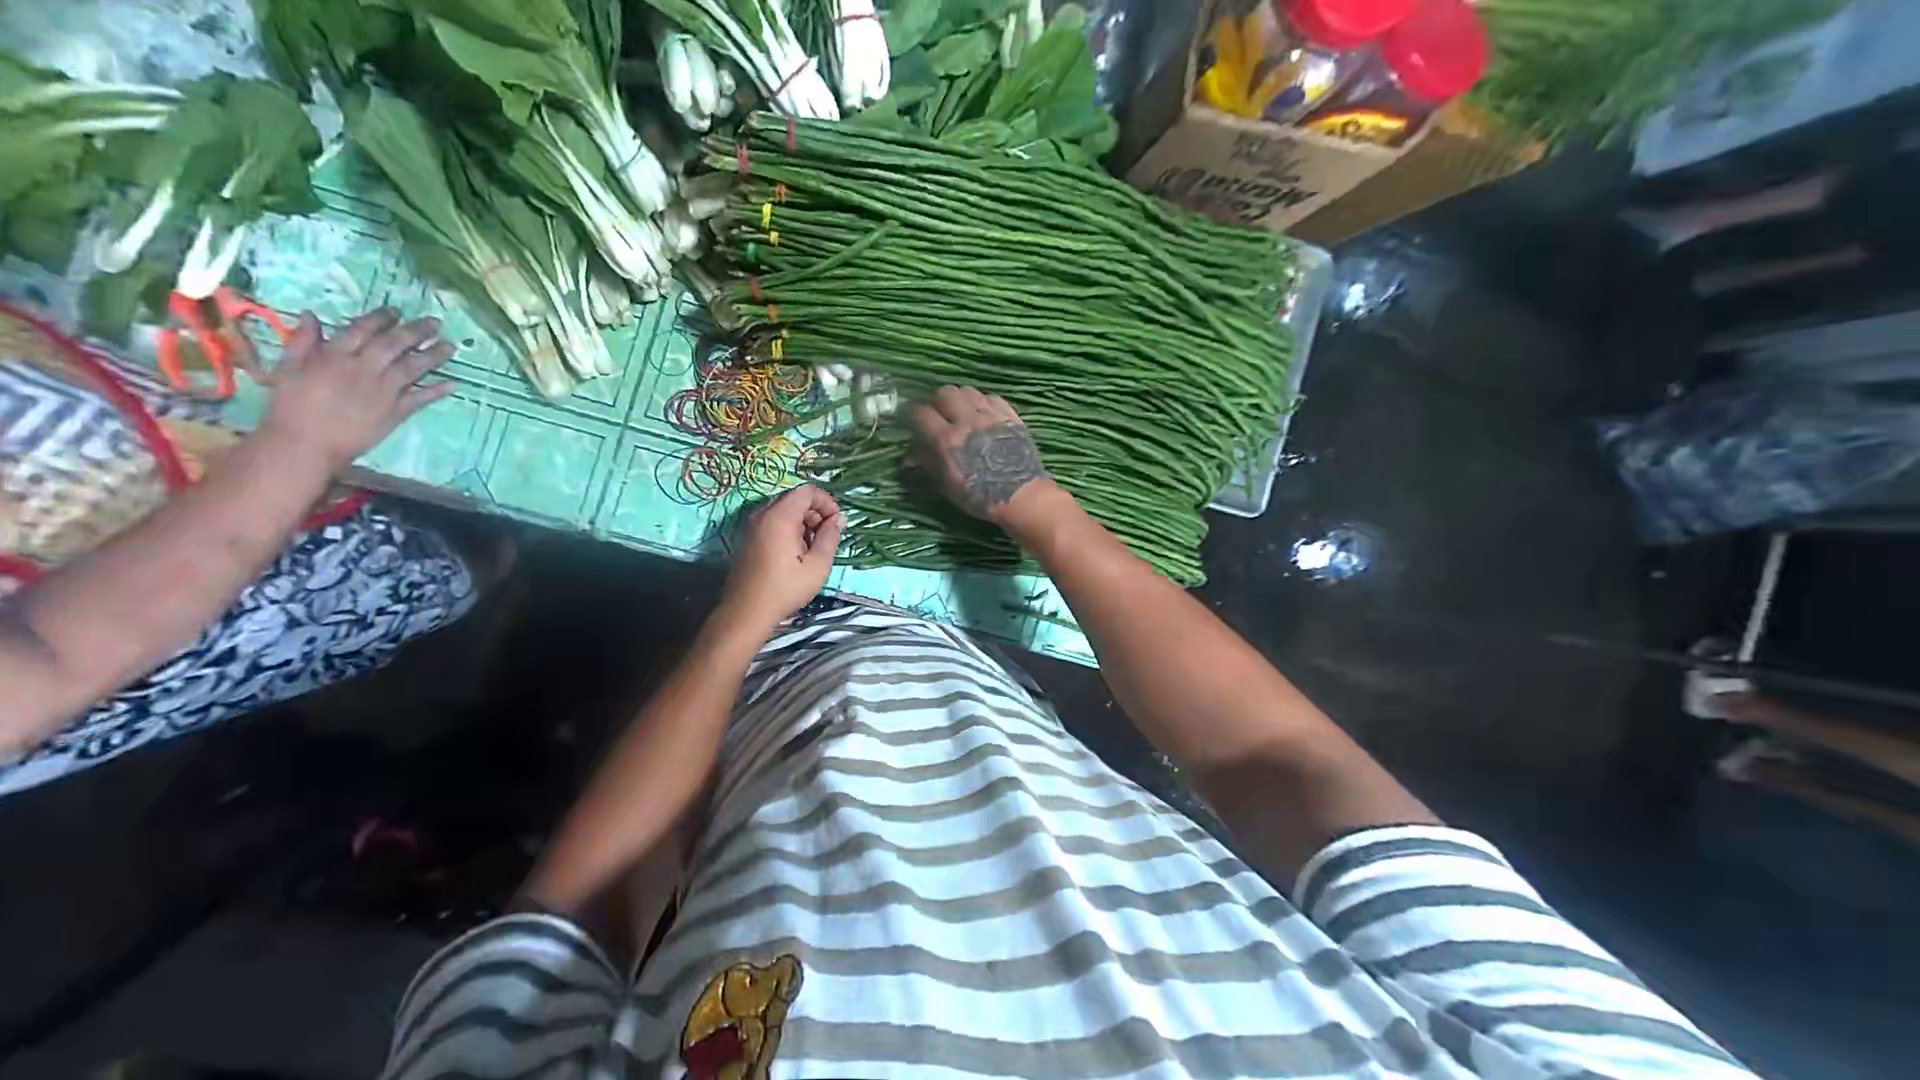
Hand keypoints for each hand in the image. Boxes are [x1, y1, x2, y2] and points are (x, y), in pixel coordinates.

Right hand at [257, 307, 456, 472]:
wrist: (306, 444)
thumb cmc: (290, 406)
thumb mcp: (289, 368)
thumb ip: (303, 342)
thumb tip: (312, 316)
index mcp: (335, 356)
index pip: (363, 329)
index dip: (382, 318)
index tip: (397, 311)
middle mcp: (364, 369)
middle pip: (395, 344)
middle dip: (416, 331)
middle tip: (436, 322)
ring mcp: (383, 391)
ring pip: (413, 368)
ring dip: (434, 356)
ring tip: (451, 346)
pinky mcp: (396, 412)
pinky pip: (421, 398)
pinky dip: (437, 390)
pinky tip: (453, 383)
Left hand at [721, 484, 842, 627]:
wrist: (746, 612)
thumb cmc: (785, 589)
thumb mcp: (817, 566)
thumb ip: (830, 537)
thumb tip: (838, 520)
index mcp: (780, 517)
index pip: (807, 491)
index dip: (826, 502)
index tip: (836, 523)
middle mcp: (763, 514)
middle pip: (794, 498)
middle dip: (815, 512)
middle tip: (827, 536)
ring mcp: (752, 525)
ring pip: (784, 510)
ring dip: (803, 522)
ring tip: (813, 548)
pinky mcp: (748, 537)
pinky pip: (773, 522)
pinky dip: (789, 529)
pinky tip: (796, 553)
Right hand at [909, 385, 1050, 524]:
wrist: (1021, 496)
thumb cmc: (979, 497)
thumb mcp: (946, 485)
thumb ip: (928, 462)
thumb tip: (910, 454)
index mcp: (947, 440)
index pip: (919, 412)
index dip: (913, 415)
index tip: (914, 422)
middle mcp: (967, 421)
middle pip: (944, 393)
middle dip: (938, 403)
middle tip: (940, 417)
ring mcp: (990, 415)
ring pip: (967, 390)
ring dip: (960, 400)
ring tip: (962, 414)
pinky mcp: (1009, 414)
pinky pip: (990, 397)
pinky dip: (982, 403)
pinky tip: (983, 417)